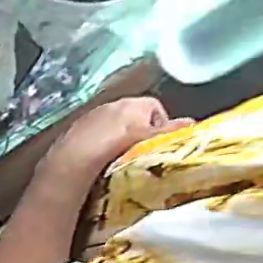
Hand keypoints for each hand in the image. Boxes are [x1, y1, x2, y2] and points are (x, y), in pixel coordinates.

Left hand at [41, 97, 190, 178]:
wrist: (75, 159)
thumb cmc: (119, 147)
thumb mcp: (149, 139)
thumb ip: (169, 130)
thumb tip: (190, 122)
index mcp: (135, 103)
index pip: (155, 108)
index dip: (158, 125)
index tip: (156, 143)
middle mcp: (112, 104)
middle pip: (131, 115)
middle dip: (136, 130)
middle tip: (137, 151)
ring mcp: (90, 116)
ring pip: (110, 124)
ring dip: (115, 136)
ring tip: (116, 156)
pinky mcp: (72, 129)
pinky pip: (91, 133)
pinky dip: (96, 142)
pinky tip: (95, 158)